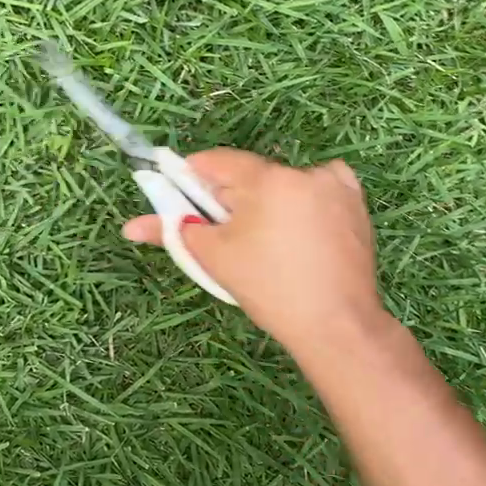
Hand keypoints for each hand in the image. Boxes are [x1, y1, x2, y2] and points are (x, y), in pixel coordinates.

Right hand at [123, 148, 386, 352]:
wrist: (335, 323)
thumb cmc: (268, 287)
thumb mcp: (212, 256)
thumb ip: (171, 230)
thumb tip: (129, 226)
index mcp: (268, 179)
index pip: (217, 162)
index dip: (191, 175)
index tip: (178, 193)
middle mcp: (304, 173)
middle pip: (250, 176)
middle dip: (229, 198)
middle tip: (220, 233)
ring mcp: (336, 187)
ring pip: (281, 184)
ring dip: (264, 202)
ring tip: (260, 241)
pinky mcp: (356, 205)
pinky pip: (316, 191)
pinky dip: (300, 203)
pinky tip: (295, 231)